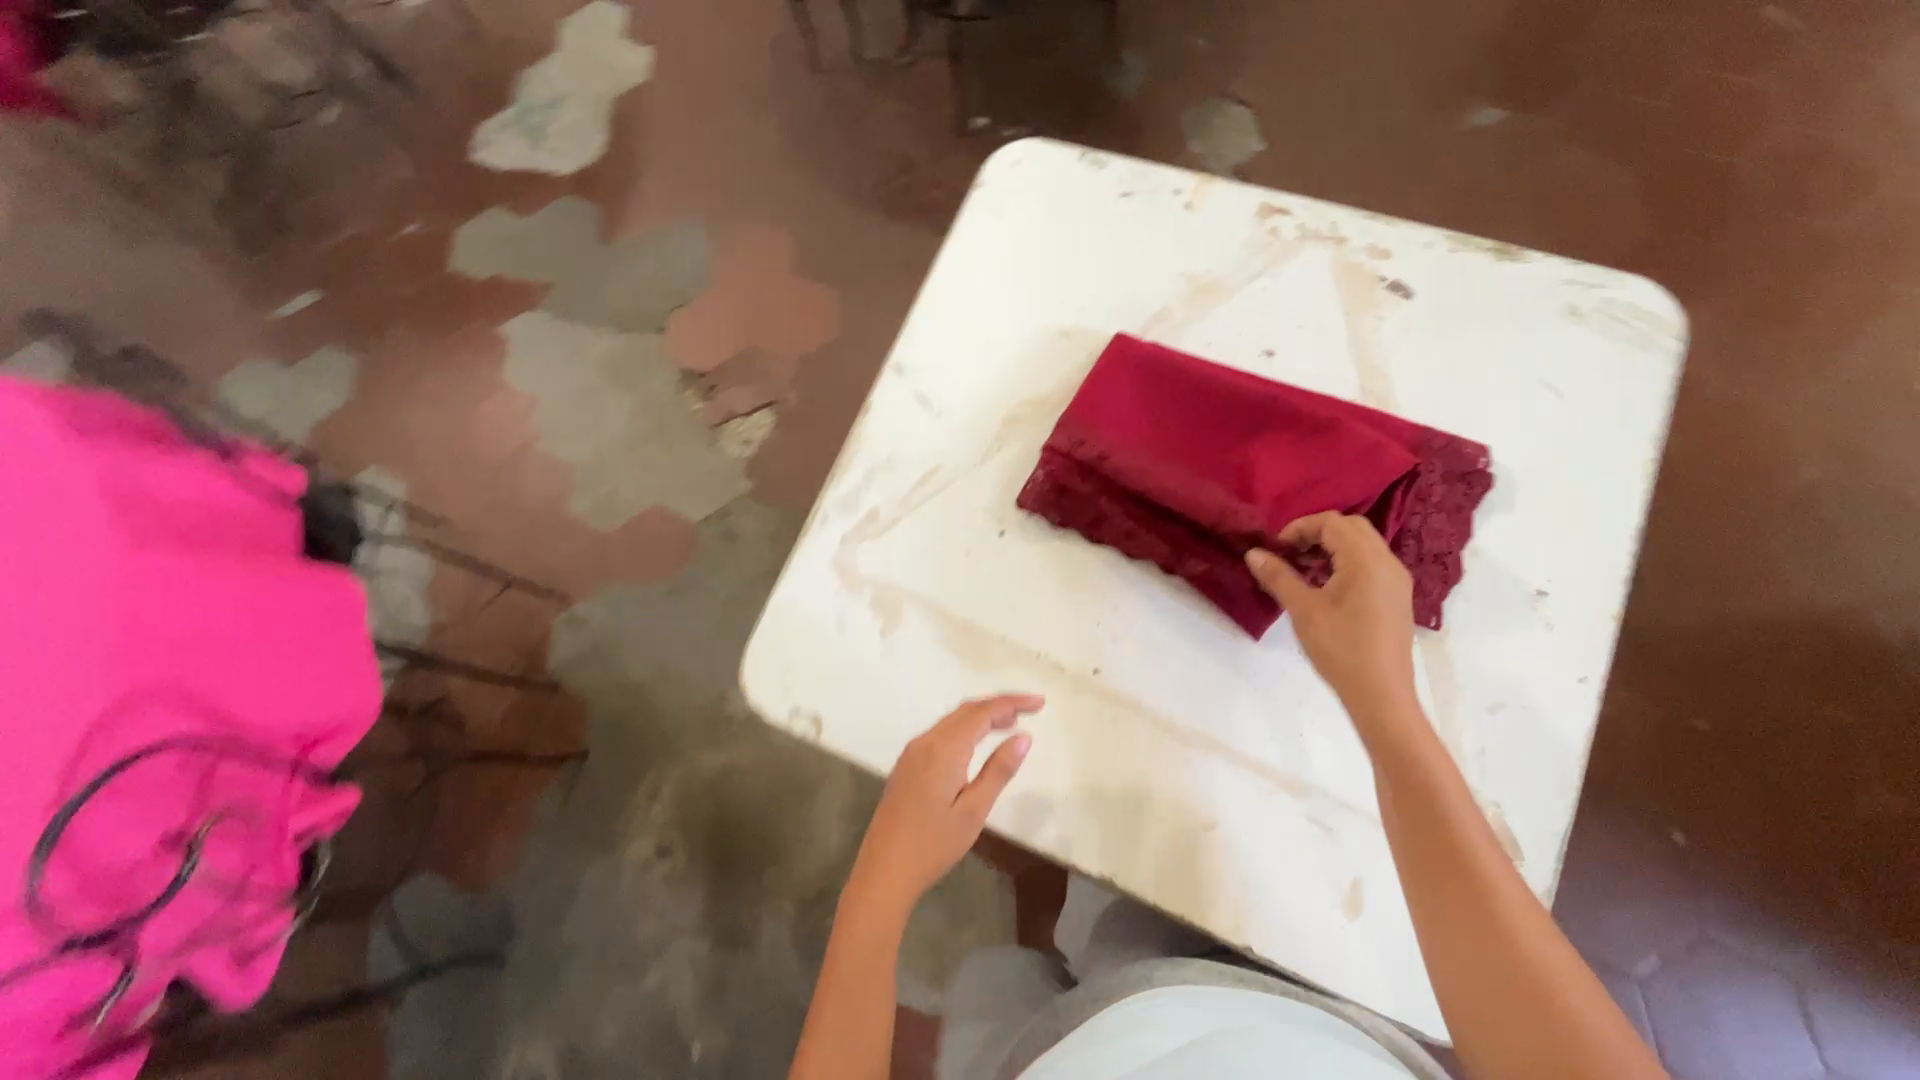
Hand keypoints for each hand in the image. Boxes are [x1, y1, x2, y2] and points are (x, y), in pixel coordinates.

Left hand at [845, 695, 1042, 919]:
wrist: (884, 870)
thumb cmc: (933, 844)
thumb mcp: (974, 810)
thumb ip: (998, 770)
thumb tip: (1023, 736)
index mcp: (943, 749)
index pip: (982, 712)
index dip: (1012, 703)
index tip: (1040, 702)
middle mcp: (925, 742)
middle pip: (966, 711)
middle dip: (998, 706)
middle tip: (1030, 710)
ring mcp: (912, 753)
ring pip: (951, 721)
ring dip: (980, 716)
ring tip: (1010, 723)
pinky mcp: (906, 766)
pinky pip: (940, 734)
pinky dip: (964, 729)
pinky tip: (976, 744)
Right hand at [1245, 512, 1415, 712]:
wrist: (1381, 694)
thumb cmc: (1340, 649)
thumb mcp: (1303, 610)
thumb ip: (1278, 576)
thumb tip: (1253, 553)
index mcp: (1366, 560)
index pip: (1332, 523)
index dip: (1299, 528)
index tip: (1276, 548)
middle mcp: (1387, 562)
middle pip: (1351, 528)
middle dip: (1316, 533)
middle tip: (1289, 554)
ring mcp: (1396, 580)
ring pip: (1362, 546)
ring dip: (1331, 549)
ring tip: (1302, 572)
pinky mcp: (1396, 597)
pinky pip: (1370, 565)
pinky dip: (1345, 564)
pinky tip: (1324, 589)